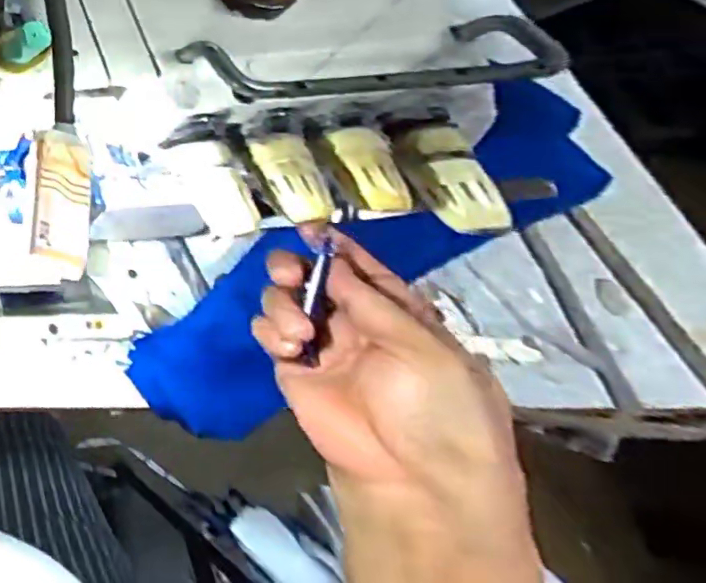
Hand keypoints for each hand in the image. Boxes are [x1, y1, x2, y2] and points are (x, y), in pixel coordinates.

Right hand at [252, 236, 540, 581]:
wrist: (411, 479)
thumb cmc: (438, 412)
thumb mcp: (423, 349)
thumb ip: (370, 299)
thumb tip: (331, 257)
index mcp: (399, 316)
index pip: (363, 269)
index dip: (337, 247)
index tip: (309, 227)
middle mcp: (356, 323)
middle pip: (312, 277)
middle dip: (294, 268)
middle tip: (291, 275)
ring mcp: (322, 344)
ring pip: (283, 298)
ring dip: (283, 304)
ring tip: (300, 334)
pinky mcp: (292, 365)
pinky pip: (267, 330)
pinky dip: (270, 332)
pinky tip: (289, 350)